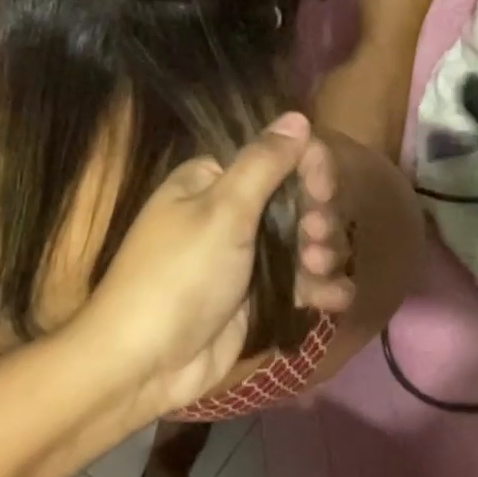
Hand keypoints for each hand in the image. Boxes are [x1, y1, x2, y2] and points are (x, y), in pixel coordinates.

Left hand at [70, 112, 353, 419]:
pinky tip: (332, 300)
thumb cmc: (178, 276)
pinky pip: (300, 284)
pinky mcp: (254, 299)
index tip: (322, 188)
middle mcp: (225, 215)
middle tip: (314, 239)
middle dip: (316, 216)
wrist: (145, 359)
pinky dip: (320, 289)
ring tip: (316, 272)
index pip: (272, 157)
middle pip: (295, 199)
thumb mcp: (220, 212)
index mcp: (207, 182)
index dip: (306, 168)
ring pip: (304, 243)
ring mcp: (241, 259)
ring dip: (322, 254)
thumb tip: (295, 117)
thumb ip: (262, 163)